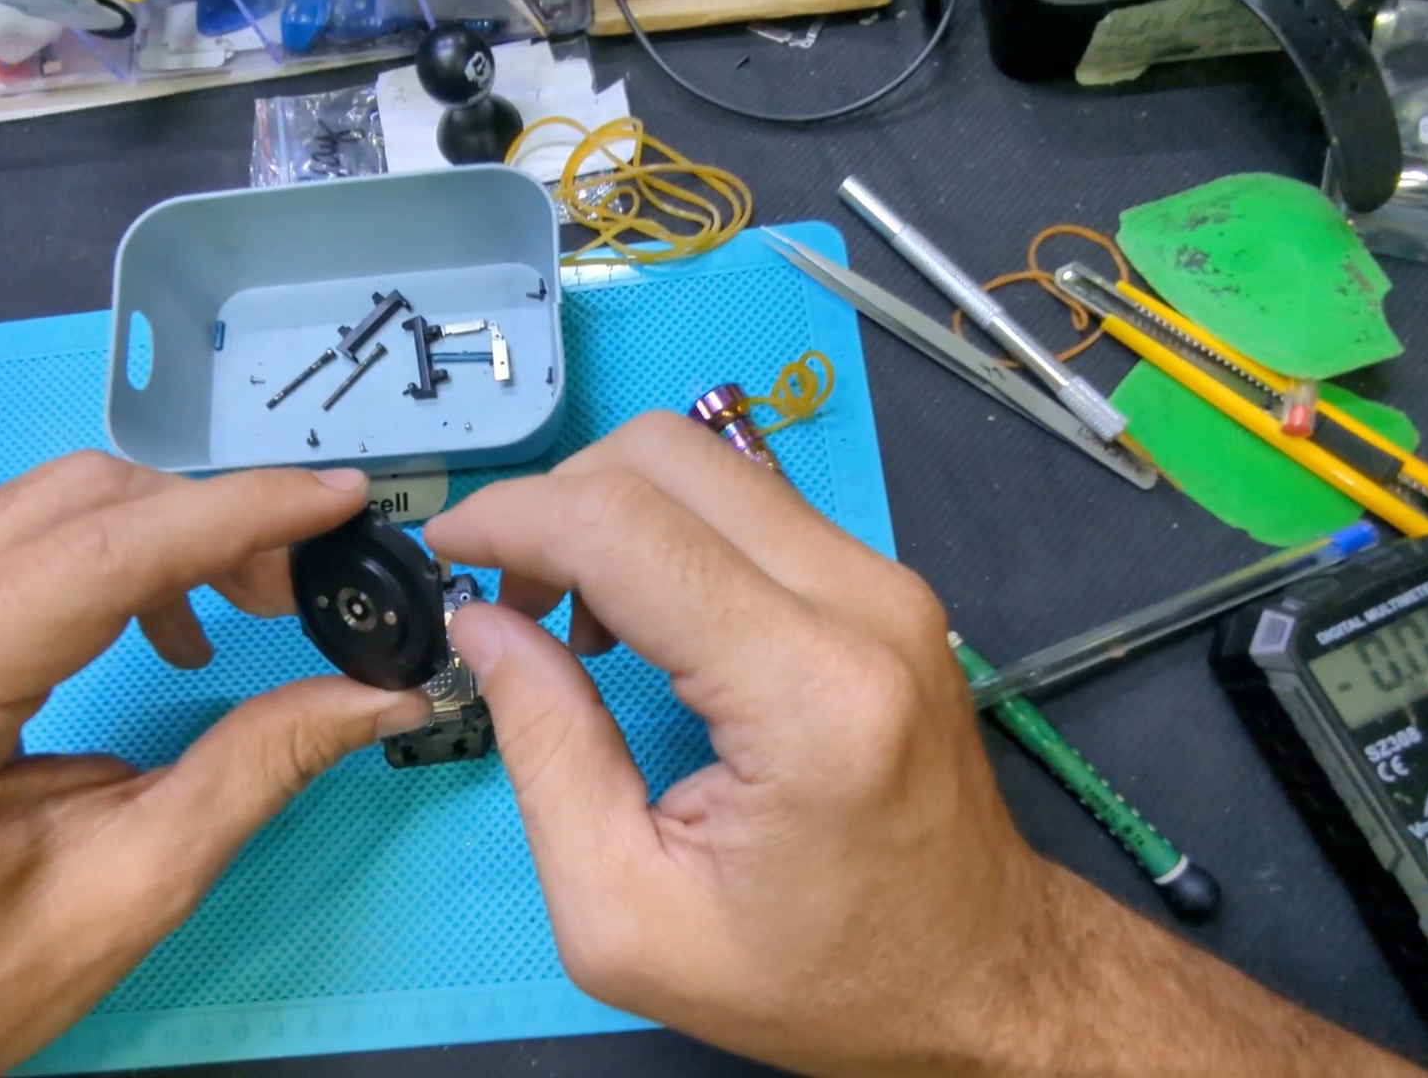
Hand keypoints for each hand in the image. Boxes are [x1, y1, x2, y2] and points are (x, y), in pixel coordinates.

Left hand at [0, 453, 427, 1077]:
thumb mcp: (146, 879)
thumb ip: (268, 761)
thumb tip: (390, 693)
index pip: (95, 561)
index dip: (235, 515)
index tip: (337, 500)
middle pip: (78, 504)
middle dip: (219, 522)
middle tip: (299, 586)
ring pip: (56, 501)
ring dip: (181, 529)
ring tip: (251, 599)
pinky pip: (29, 532)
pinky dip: (133, 549)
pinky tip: (171, 621)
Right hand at [425, 413, 1425, 1076]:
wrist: (978, 968)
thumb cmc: (813, 972)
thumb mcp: (626, 912)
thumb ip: (542, 750)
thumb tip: (484, 626)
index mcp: (806, 692)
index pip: (625, 529)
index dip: (513, 516)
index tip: (448, 545)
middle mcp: (859, 600)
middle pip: (666, 456)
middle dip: (556, 500)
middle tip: (514, 593)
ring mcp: (882, 577)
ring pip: (707, 462)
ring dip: (609, 508)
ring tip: (576, 612)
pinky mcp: (881, 579)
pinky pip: (746, 500)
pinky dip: (664, 526)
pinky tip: (645, 609)